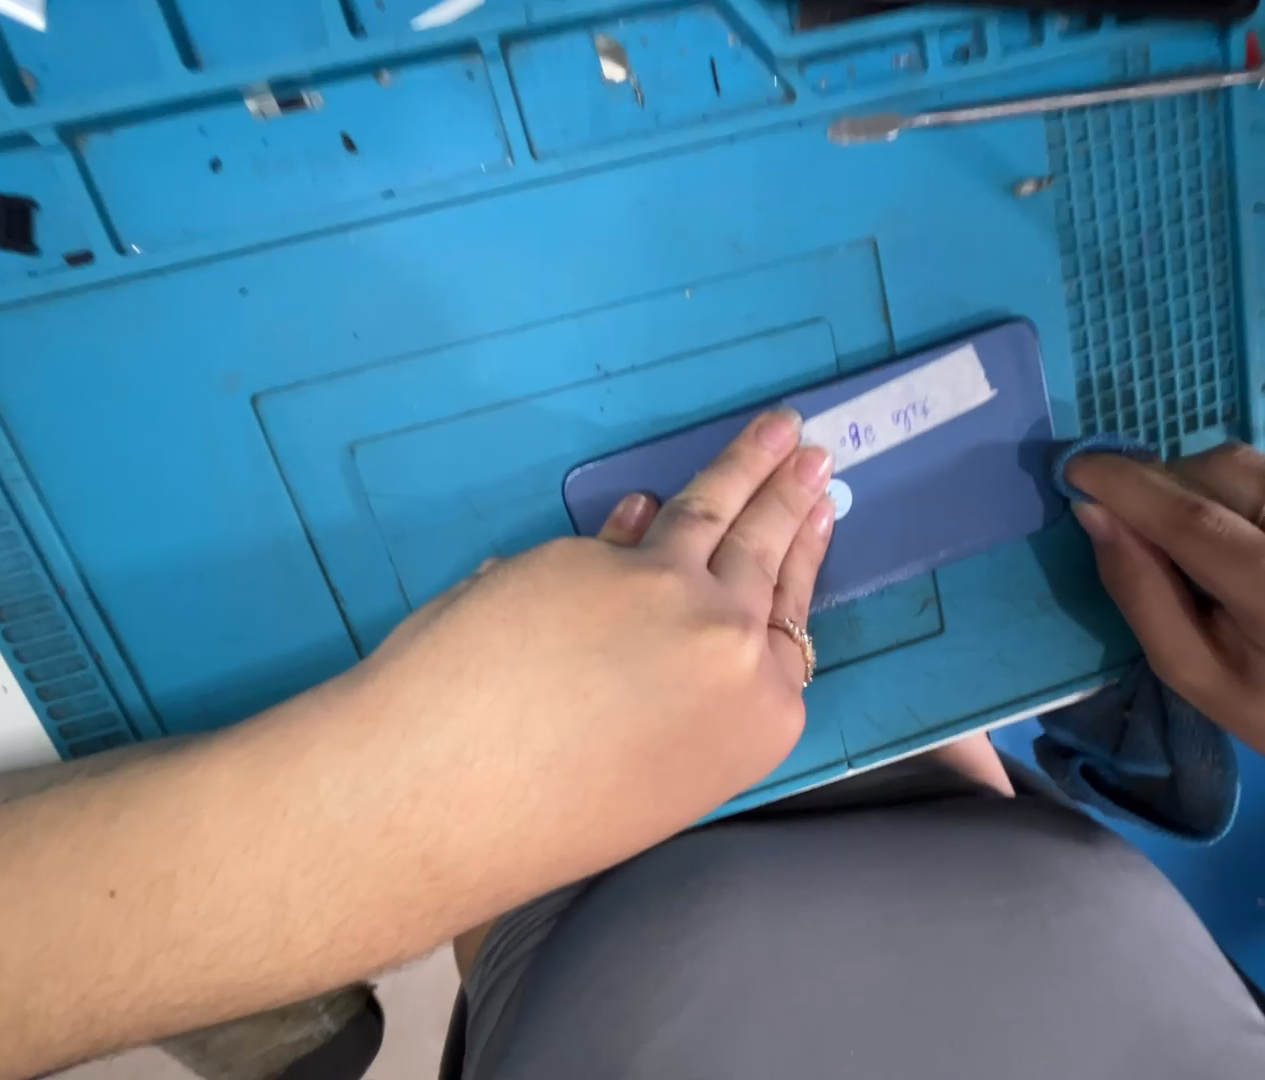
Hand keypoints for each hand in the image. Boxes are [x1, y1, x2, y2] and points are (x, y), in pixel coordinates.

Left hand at [342, 407, 835, 901]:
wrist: (447, 807)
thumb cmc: (559, 817)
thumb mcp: (665, 766)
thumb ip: (686, 679)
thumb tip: (655, 585)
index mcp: (761, 714)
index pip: (791, 613)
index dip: (804, 555)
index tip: (818, 509)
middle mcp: (732, 644)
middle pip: (767, 550)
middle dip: (791, 492)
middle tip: (812, 449)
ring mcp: (670, 591)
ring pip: (714, 513)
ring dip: (744, 463)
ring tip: (776, 428)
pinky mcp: (597, 557)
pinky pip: (620, 538)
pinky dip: (628, 528)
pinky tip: (640, 508)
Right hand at [1065, 443, 1264, 788]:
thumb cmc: (1264, 710)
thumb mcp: (1183, 668)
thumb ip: (1138, 589)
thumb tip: (1095, 512)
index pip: (1201, 525)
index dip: (1131, 488)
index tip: (1076, 467)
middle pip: (1228, 476)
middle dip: (1158, 480)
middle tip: (1120, 510)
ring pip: (1253, 466)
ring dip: (1191, 480)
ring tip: (1172, 525)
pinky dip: (1228, 491)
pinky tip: (1224, 531)